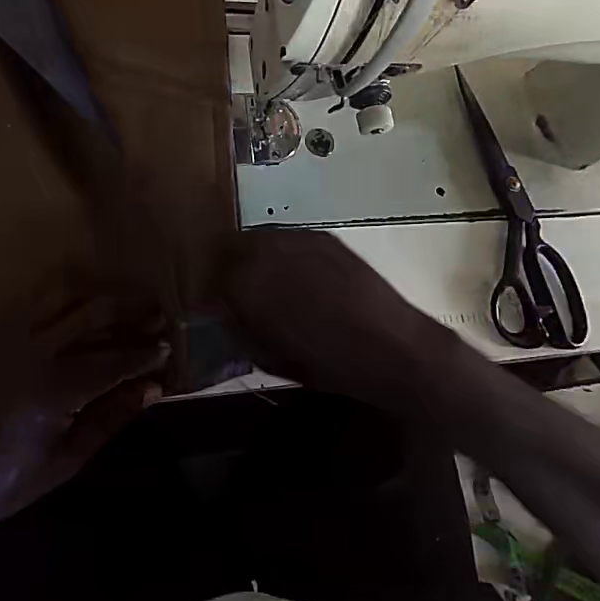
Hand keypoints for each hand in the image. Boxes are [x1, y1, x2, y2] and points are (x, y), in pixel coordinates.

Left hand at [0, 290, 170, 541]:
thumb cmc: (9, 482)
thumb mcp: (69, 459)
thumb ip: (112, 417)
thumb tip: (153, 387)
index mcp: (53, 389)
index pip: (114, 359)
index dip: (145, 353)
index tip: (168, 348)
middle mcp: (31, 352)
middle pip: (94, 313)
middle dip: (131, 311)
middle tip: (157, 314)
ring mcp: (7, 338)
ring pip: (63, 295)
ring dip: (99, 296)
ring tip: (124, 302)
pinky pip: (34, 303)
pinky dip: (65, 299)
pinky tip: (83, 305)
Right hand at [216, 229, 464, 406]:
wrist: (389, 346)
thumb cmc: (326, 363)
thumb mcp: (268, 356)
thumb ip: (238, 327)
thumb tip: (222, 311)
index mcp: (246, 283)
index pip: (209, 276)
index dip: (209, 294)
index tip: (213, 307)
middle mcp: (268, 249)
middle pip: (231, 248)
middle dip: (227, 268)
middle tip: (234, 292)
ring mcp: (299, 238)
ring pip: (260, 239)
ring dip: (254, 257)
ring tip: (266, 282)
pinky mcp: (325, 236)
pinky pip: (289, 238)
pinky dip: (283, 254)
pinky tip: (297, 275)